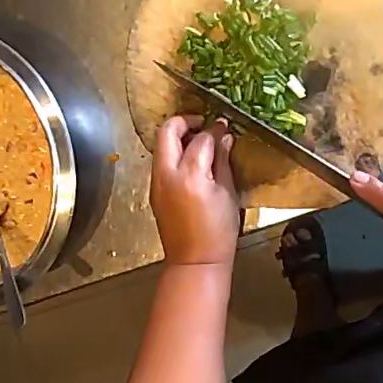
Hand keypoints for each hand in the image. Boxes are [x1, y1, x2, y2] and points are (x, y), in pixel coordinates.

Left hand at [152, 116, 239, 266]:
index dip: (215, 130)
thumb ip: (223, 162)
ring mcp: (157, 183)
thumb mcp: (228, 195)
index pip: (201, 139)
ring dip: (178, 137)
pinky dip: (175, 154)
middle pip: (168, 131)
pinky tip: (192, 163)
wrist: (196, 261)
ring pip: (161, 145)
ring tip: (199, 144)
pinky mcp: (154, 191)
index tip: (224, 127)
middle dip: (186, 121)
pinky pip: (162, 162)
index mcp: (191, 175)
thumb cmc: (219, 233)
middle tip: (203, 124)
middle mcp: (168, 175)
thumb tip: (224, 138)